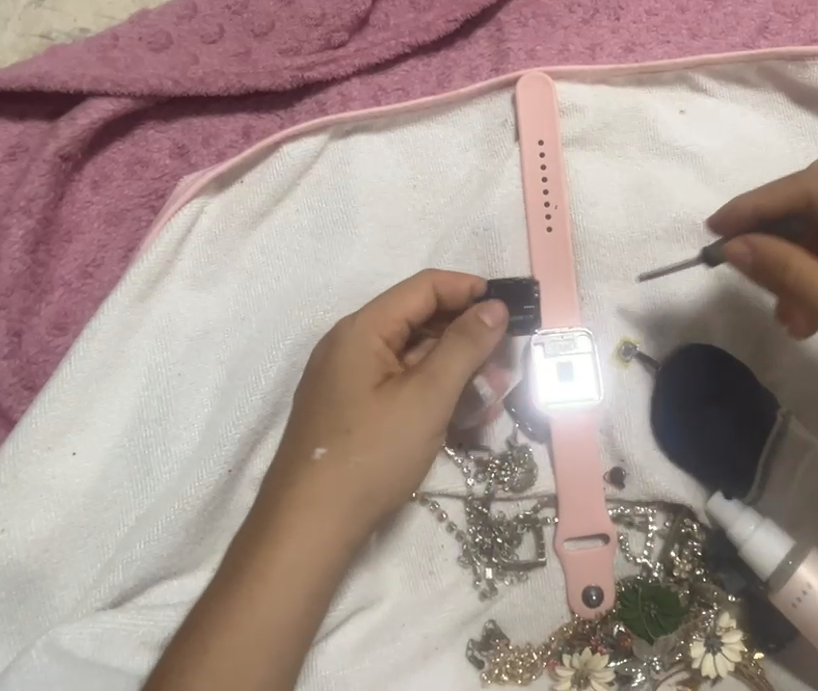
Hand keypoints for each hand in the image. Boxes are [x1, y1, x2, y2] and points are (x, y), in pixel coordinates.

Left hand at [259, 269, 509, 537]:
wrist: (308, 530)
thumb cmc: (371, 455)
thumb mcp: (427, 397)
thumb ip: (464, 346)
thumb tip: (494, 306)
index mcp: (362, 329)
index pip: (424, 287)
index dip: (469, 289)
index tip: (509, 307)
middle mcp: (352, 345)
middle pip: (419, 320)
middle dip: (467, 335)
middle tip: (507, 358)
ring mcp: (350, 380)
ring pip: (414, 357)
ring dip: (456, 369)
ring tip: (494, 394)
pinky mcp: (354, 410)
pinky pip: (402, 385)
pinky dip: (435, 393)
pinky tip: (467, 417)